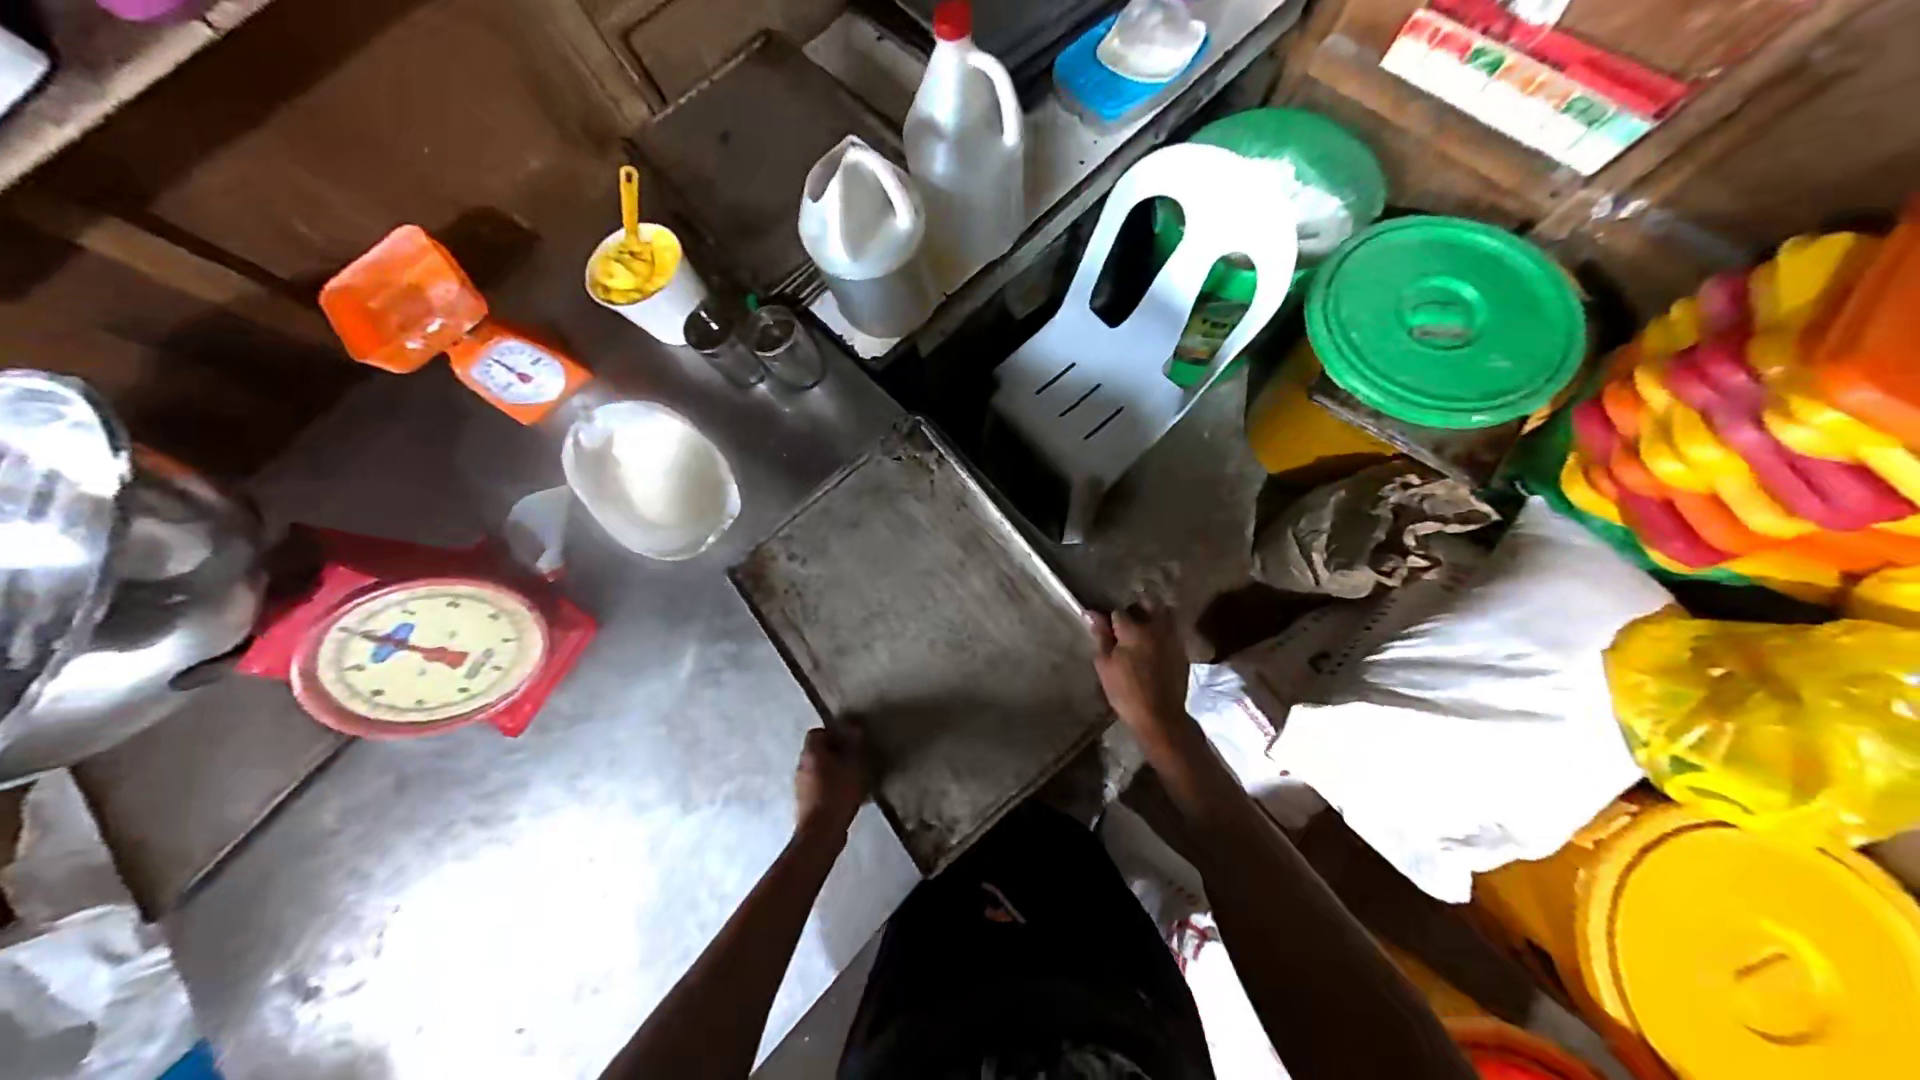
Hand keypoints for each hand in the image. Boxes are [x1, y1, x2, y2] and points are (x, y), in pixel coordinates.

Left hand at [794, 726, 866, 843]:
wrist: (821, 831)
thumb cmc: (838, 792)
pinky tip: (846, 798)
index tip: (848, 741)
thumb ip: (853, 745)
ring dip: (832, 772)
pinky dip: (830, 789)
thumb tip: (853, 729)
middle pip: (817, 753)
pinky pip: (818, 789)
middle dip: (834, 754)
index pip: (816, 733)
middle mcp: (801, 767)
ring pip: (817, 771)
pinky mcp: (804, 804)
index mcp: (810, 753)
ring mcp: (800, 787)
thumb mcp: (853, 765)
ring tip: (852, 780)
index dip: (832, 734)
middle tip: (853, 760)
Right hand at [1088, 599, 1189, 738]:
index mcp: (1134, 630)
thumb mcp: (1105, 665)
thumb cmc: (1126, 692)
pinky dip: (1163, 631)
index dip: (1109, 617)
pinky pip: (1173, 631)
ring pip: (1165, 614)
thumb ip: (1101, 637)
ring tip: (1141, 629)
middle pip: (1149, 603)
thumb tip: (1092, 614)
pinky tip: (1154, 644)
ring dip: (1153, 615)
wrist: (1160, 716)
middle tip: (1125, 621)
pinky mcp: (1182, 652)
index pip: (1119, 611)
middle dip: (1136, 606)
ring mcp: (1173, 639)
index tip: (1102, 624)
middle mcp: (1157, 628)